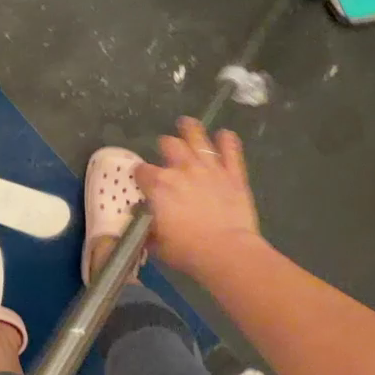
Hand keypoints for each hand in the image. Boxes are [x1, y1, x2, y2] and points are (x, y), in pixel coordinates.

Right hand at [134, 117, 263, 275]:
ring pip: (198, 138)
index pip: (141, 170)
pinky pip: (231, 150)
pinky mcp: (233, 174)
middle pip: (169, 145)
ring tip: (187, 123)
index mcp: (157, 184)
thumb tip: (142, 220)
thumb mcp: (154, 242)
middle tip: (165, 149)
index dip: (140, 175)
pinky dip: (227, 140)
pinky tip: (224, 134)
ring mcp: (209, 168)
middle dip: (164, 146)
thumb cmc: (185, 250)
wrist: (225, 251)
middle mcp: (181, 169)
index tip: (142, 180)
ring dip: (190, 129)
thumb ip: (145, 226)